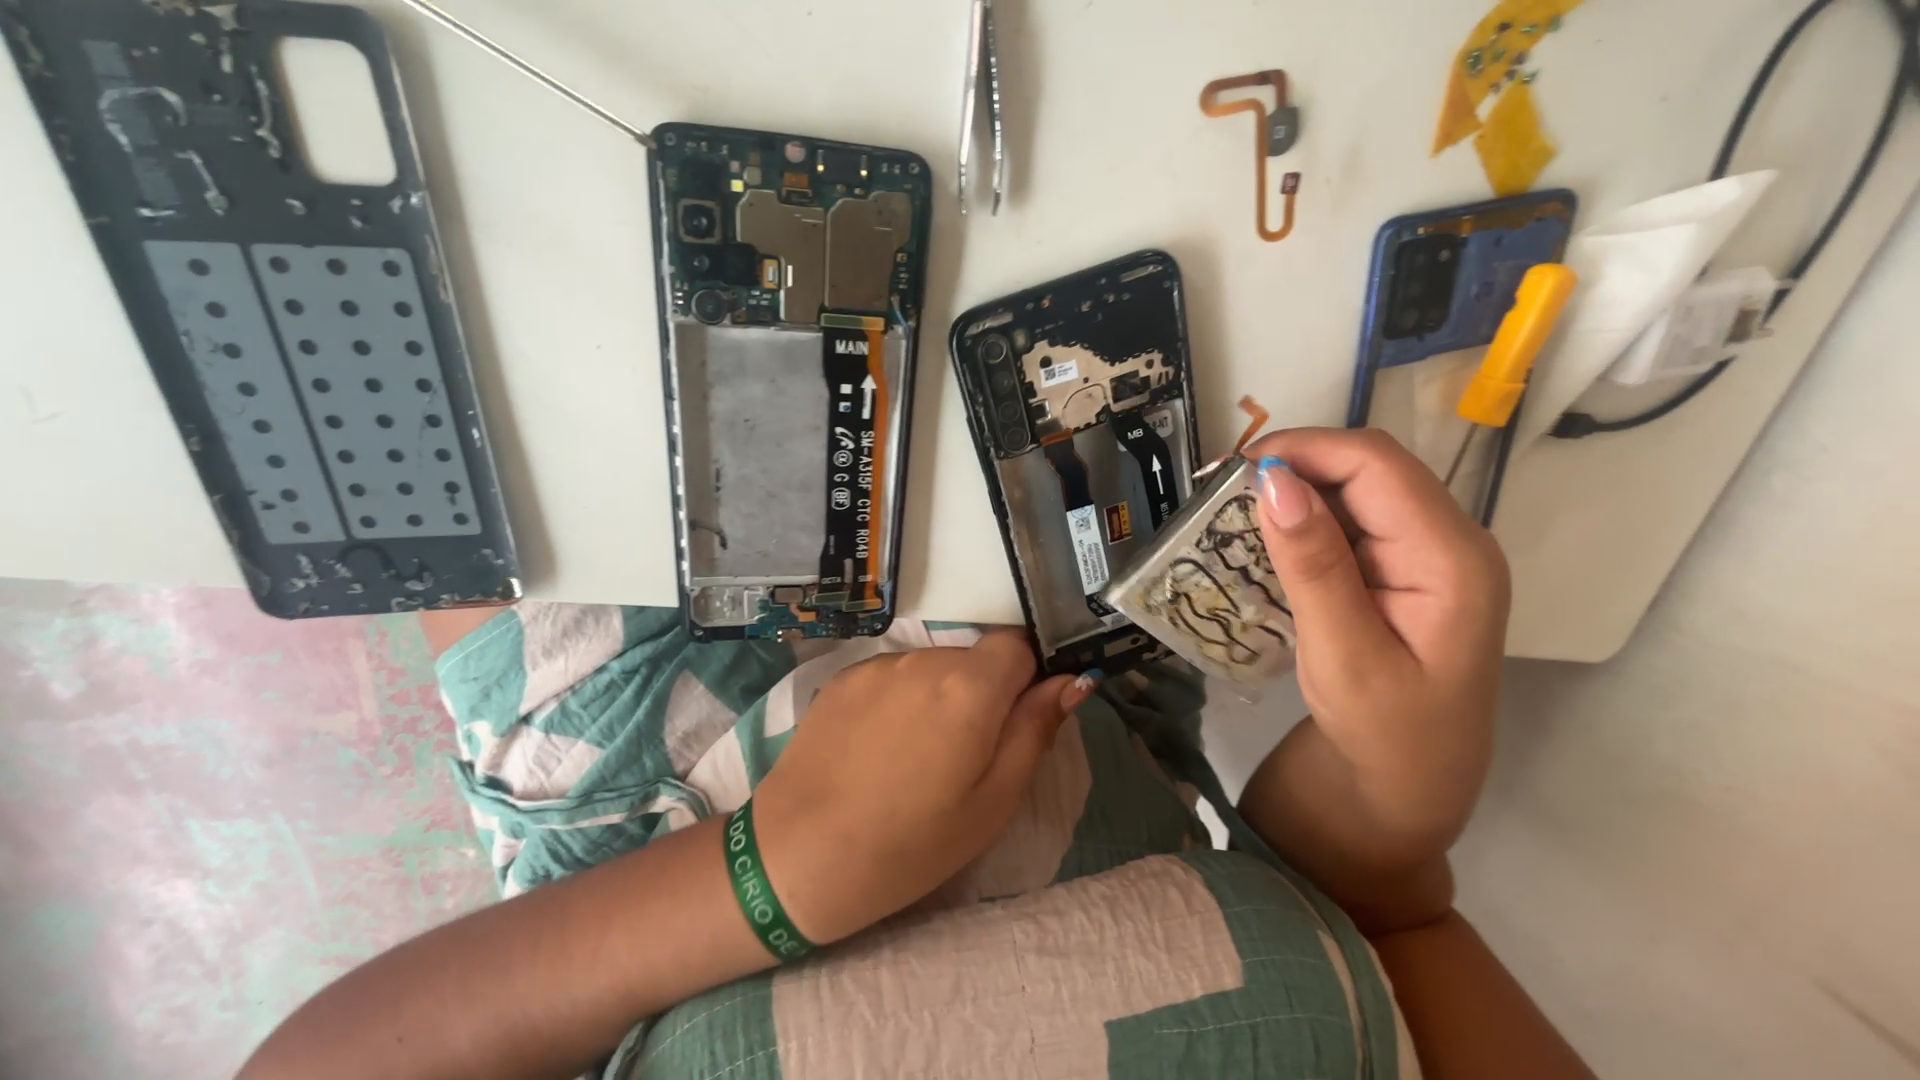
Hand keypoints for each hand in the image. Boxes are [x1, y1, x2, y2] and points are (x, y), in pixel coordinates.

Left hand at [750, 630, 1091, 944]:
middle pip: (973, 659)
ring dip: (940, 698)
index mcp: (969, 687)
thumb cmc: (911, 844)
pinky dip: (900, 703)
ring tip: (917, 761)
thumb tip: (1072, 680)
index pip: (1018, 645)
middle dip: (983, 695)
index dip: (1026, 678)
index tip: (1017, 722)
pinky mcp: (840, 680)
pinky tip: (880, 753)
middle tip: (967, 759)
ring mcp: (875, 666)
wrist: (799, 858)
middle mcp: (922, 659)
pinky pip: (892, 678)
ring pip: (931, 668)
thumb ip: (1036, 730)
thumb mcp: (993, 801)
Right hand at [1244, 428, 1507, 888]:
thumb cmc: (1384, 733)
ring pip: (1356, 491)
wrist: (1411, 786)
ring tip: (1230, 515)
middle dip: (1293, 468)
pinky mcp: (1405, 569)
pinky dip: (1304, 522)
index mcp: (1452, 558)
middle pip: (1368, 469)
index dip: (1304, 450)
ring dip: (1294, 494)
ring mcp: (1430, 554)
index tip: (1230, 472)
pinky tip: (1265, 542)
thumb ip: (1314, 564)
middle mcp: (1451, 541)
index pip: (1376, 465)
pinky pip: (1353, 522)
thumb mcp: (1343, 654)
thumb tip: (1274, 481)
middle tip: (1218, 494)